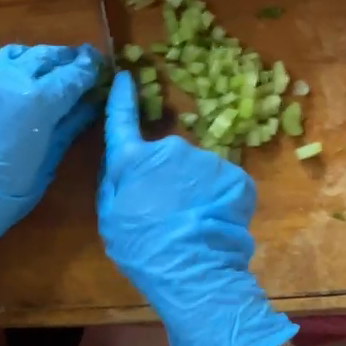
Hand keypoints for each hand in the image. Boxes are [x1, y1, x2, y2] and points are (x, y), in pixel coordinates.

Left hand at [0, 44, 100, 276]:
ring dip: (39, 57)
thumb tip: (91, 103)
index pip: (74, 73)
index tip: (100, 66)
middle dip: (67, 58)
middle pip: (47, 56)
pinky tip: (19, 74)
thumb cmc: (13, 188)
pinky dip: (13, 62)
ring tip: (49, 67)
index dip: (90, 68)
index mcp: (40, 100)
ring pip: (20, 53)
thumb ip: (71, 124)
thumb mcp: (50, 157)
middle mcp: (15, 80)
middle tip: (80, 63)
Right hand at [99, 71, 296, 345]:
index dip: (122, 99)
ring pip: (196, 171)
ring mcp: (206, 160)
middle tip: (164, 211)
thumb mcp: (110, 218)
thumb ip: (114, 183)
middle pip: (165, 156)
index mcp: (134, 160)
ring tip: (190, 223)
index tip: (126, 77)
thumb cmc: (142, 247)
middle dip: (165, 176)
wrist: (192, 269)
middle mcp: (171, 148)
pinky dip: (216, 199)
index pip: (122, 122)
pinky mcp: (235, 176)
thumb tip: (120, 162)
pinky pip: (220, 184)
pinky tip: (211, 223)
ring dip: (193, 190)